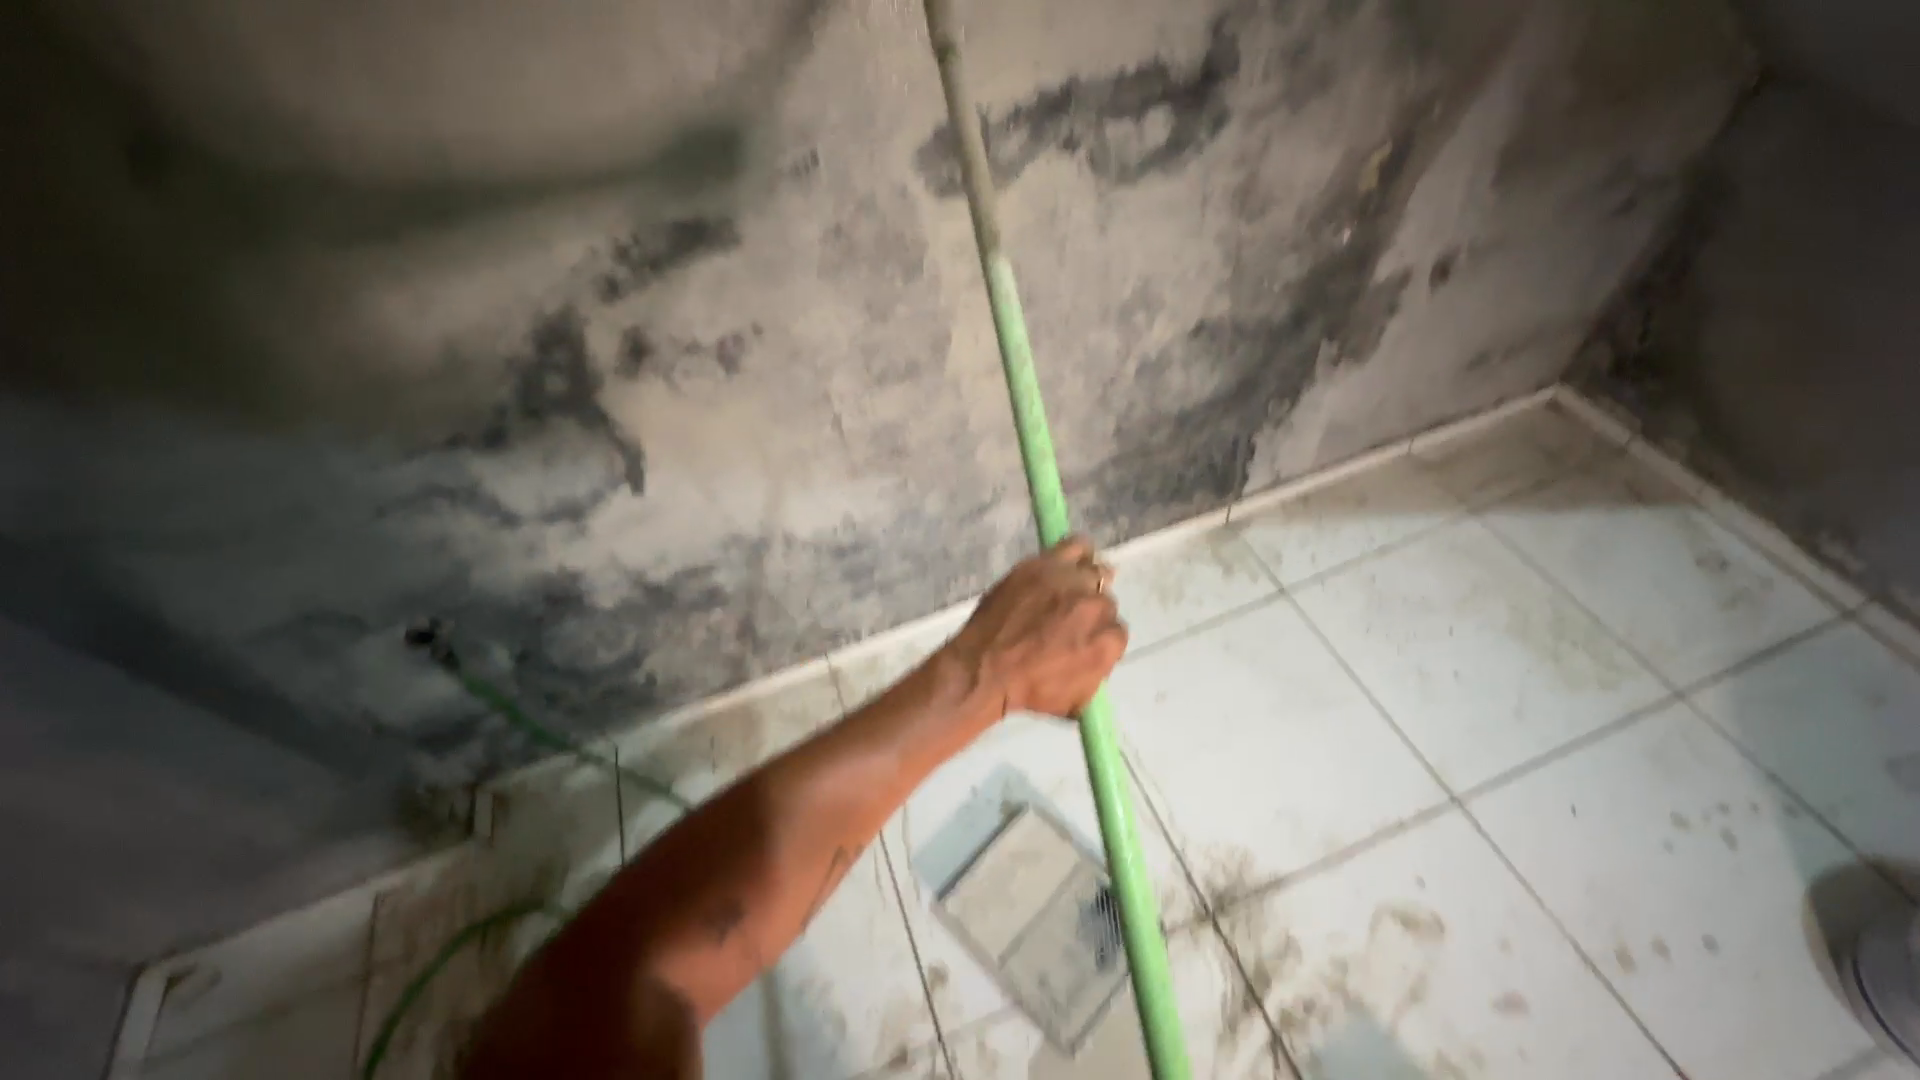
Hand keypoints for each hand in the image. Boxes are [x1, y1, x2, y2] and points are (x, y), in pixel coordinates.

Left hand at [940, 535, 1127, 718]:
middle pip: (1106, 602)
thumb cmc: (1027, 691)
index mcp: (1106, 643)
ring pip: (1096, 571)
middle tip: (1069, 620)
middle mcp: (1095, 608)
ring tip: (1072, 589)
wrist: (983, 668)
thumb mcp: (1075, 700)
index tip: (1082, 640)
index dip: (1099, 636)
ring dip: (1088, 581)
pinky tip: (1070, 562)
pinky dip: (1078, 553)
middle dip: (1091, 613)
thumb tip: (1101, 658)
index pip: (1117, 632)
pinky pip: (1076, 547)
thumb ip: (1097, 674)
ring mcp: (1070, 583)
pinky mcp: (1046, 565)